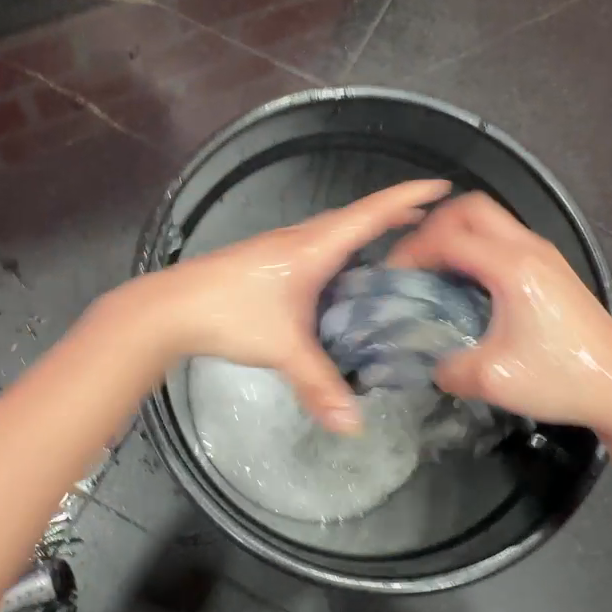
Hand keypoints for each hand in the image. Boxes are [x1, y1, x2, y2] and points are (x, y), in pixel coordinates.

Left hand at [135, 178, 451, 432]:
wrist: (170, 308)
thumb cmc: (230, 315)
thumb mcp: (284, 350)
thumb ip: (320, 386)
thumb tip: (353, 426)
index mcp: (314, 248)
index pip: (371, 214)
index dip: (408, 197)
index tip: (442, 185)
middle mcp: (299, 240)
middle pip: (354, 218)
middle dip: (393, 212)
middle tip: (428, 216)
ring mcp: (279, 249)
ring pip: (332, 232)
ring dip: (365, 230)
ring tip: (393, 239)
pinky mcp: (264, 263)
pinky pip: (315, 247)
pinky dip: (341, 250)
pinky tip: (340, 274)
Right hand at [387, 193, 611, 433]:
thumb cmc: (559, 380)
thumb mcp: (490, 380)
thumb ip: (447, 367)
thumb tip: (431, 361)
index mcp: (512, 267)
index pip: (448, 237)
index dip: (413, 250)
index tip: (393, 276)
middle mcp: (530, 249)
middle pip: (472, 209)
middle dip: (435, 227)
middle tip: (415, 261)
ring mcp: (546, 256)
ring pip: (491, 220)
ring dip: (458, 235)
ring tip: (436, 271)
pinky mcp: (554, 270)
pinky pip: (505, 239)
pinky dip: (478, 248)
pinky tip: (469, 286)